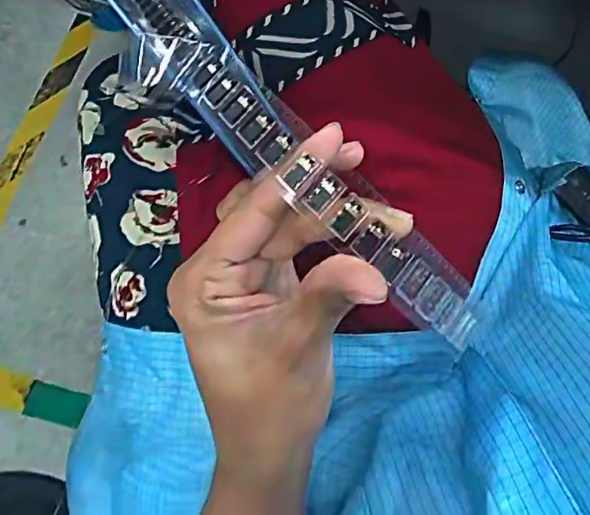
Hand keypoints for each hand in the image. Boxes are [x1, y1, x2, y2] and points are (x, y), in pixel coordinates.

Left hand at [171, 123, 391, 507]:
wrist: (272, 453)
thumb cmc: (267, 408)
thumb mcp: (294, 350)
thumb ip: (327, 298)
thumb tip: (371, 269)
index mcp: (204, 277)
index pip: (252, 211)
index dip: (293, 171)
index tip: (327, 136)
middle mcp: (220, 264)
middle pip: (270, 208)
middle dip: (313, 181)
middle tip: (351, 150)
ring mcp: (247, 269)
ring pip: (292, 223)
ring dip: (336, 212)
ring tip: (385, 208)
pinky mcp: (272, 278)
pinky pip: (302, 244)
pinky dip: (336, 235)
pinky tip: (369, 226)